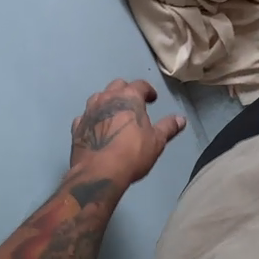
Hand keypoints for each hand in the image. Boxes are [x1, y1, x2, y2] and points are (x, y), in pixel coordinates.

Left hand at [67, 78, 186, 185]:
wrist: (99, 173)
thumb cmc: (132, 154)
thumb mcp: (156, 142)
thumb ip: (168, 127)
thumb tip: (181, 119)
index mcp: (129, 97)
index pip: (140, 85)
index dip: (148, 90)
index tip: (152, 99)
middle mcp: (107, 97)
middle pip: (118, 85)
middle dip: (126, 91)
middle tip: (133, 105)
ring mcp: (89, 110)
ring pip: (99, 97)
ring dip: (107, 101)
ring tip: (114, 114)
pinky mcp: (77, 126)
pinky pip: (85, 116)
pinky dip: (92, 118)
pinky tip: (95, 128)